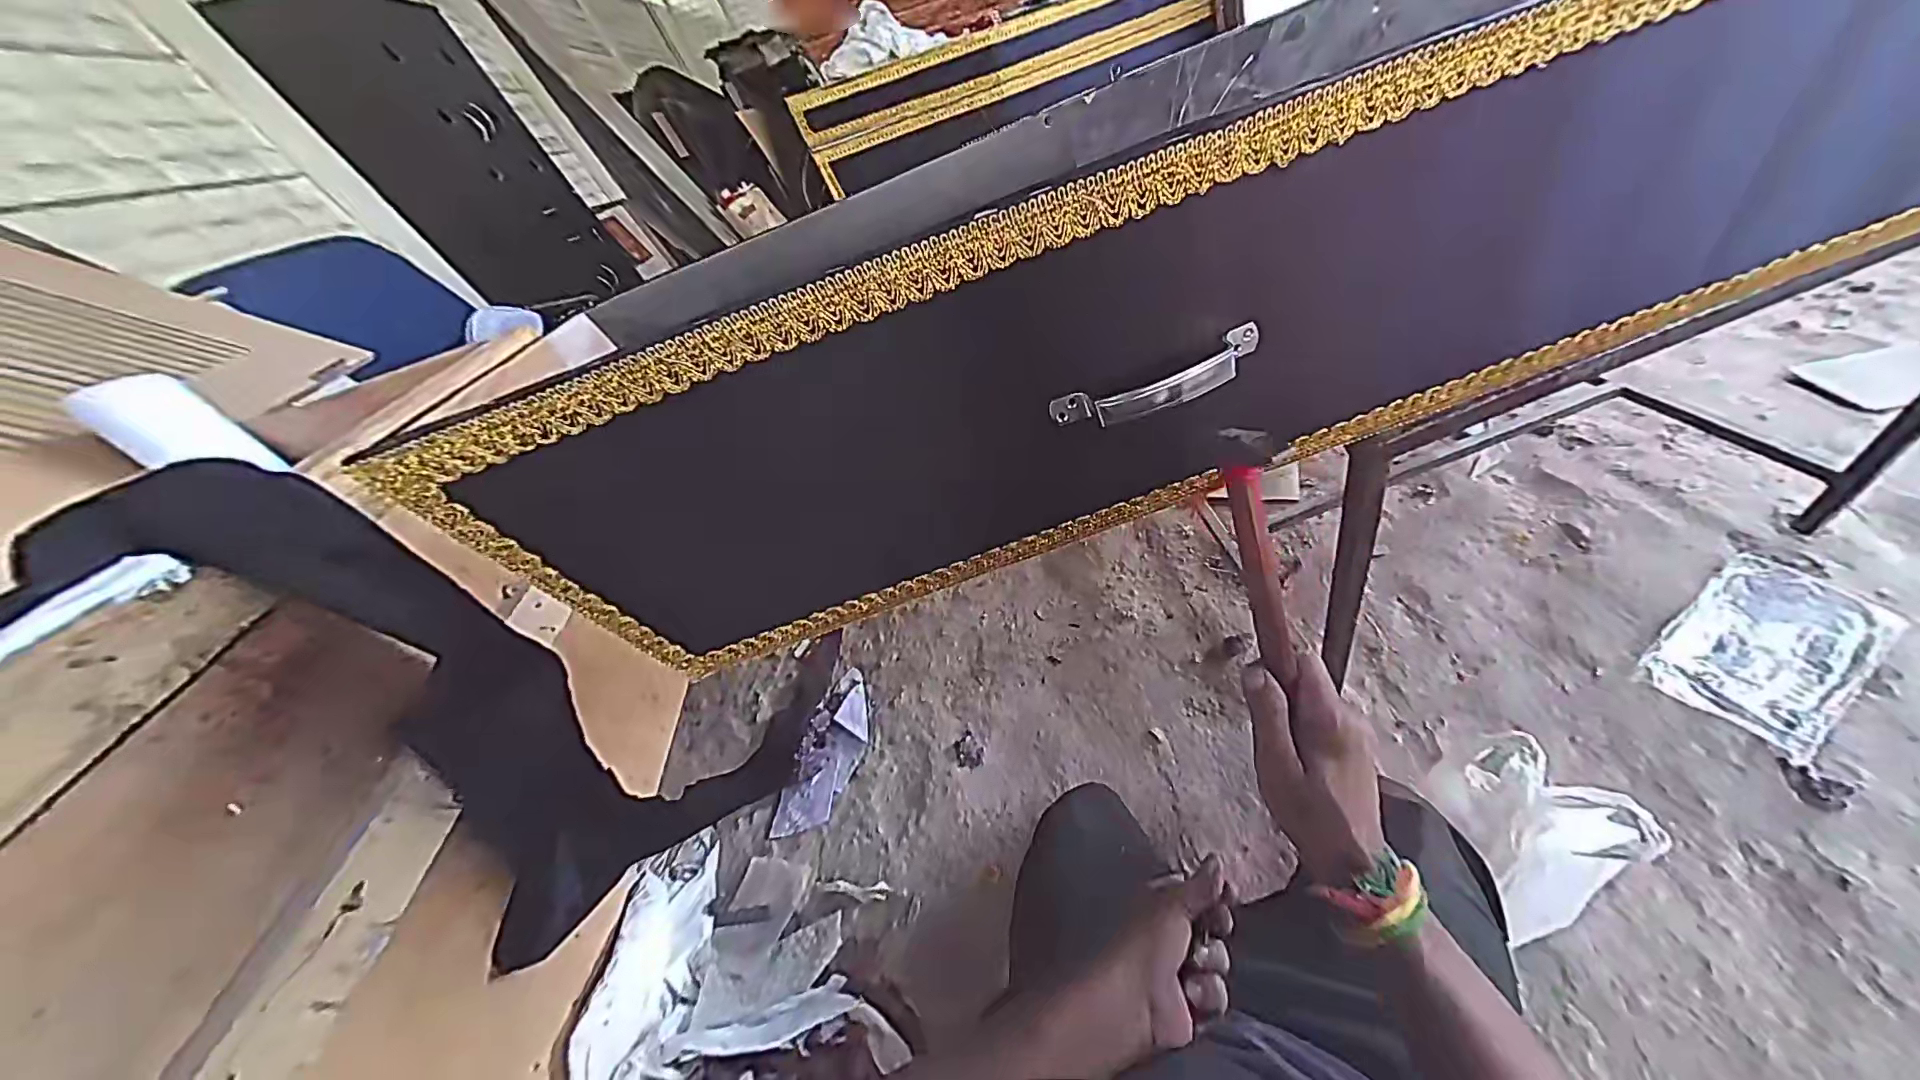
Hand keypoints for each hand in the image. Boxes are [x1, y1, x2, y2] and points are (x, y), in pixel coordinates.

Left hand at [1004, 858, 1234, 1078]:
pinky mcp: (1189, 1004)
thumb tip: (1217, 860)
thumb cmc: (1144, 943)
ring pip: (1219, 960)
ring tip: (1191, 968)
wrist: (1130, 1003)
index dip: (1214, 894)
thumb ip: (1200, 887)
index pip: (1195, 893)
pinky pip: (1217, 994)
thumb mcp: (1173, 905)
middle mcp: (1168, 934)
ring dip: (1211, 964)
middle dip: (1217, 928)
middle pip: (1212, 926)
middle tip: (1215, 927)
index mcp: (1158, 904)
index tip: (1228, 893)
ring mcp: (1179, 970)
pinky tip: (1190, 995)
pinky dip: (1207, 994)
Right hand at [1241, 650, 1385, 885]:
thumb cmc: (1310, 816)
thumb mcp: (1277, 766)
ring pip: (1313, 701)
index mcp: (1330, 717)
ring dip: (1291, 716)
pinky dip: (1304, 730)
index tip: (1256, 686)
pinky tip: (1299, 764)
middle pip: (1308, 680)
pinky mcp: (1358, 747)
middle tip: (1265, 736)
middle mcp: (1350, 716)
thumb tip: (1256, 670)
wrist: (1354, 864)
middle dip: (1280, 695)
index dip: (1277, 664)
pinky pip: (1323, 720)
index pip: (1305, 660)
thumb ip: (1268, 715)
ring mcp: (1358, 732)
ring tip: (1281, 756)